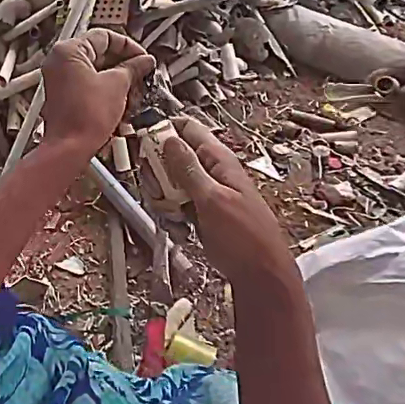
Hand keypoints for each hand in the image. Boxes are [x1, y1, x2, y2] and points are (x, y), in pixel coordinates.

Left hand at [40, 30, 155, 153]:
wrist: (69, 148)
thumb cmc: (83, 118)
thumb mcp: (117, 85)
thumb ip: (133, 68)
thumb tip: (144, 61)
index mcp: (68, 51)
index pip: (104, 36)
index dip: (128, 46)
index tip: (142, 57)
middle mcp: (59, 62)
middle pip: (98, 52)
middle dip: (123, 63)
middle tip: (141, 72)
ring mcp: (60, 79)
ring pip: (95, 70)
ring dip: (117, 77)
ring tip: (134, 87)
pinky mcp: (64, 96)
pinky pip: (88, 84)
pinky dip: (105, 89)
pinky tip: (121, 98)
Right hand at [159, 117, 297, 282]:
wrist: (260, 275)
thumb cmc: (244, 237)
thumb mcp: (212, 199)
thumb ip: (188, 168)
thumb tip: (169, 138)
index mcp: (218, 160)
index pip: (187, 128)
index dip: (163, 132)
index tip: (144, 147)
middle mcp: (211, 171)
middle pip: (172, 155)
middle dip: (158, 171)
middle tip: (158, 190)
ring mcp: (204, 192)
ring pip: (170, 181)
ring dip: (163, 195)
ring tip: (171, 213)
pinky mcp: (199, 211)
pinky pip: (176, 203)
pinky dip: (171, 213)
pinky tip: (178, 227)